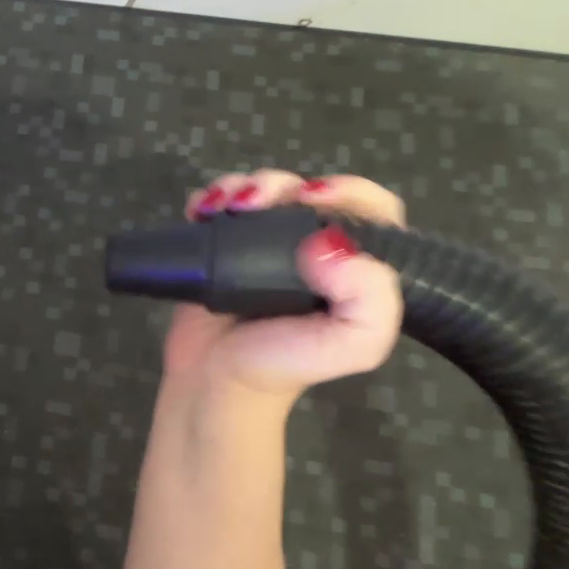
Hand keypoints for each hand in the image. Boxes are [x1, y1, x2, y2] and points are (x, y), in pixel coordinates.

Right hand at [165, 171, 403, 400]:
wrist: (212, 384)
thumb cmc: (280, 365)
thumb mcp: (352, 345)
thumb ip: (368, 298)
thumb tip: (326, 242)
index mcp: (355, 267)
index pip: (370, 209)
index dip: (346, 191)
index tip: (308, 198)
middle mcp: (311, 251)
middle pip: (306, 193)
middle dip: (279, 185)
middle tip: (250, 203)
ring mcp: (260, 250)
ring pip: (261, 195)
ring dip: (240, 187)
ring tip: (220, 206)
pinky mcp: (218, 252)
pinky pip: (217, 210)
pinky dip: (207, 198)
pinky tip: (199, 210)